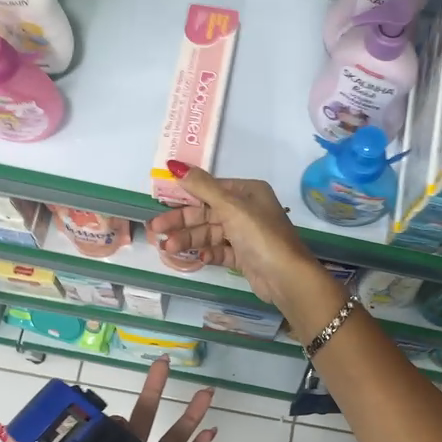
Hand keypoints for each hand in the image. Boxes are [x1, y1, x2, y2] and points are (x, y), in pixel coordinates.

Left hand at [0, 357, 217, 441]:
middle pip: (145, 418)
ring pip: (172, 437)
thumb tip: (12, 430)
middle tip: (164, 362)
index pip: (109, 426)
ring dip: (190, 415)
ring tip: (206, 392)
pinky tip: (210, 432)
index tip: (105, 407)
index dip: (109, 413)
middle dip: (155, 390)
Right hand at [146, 164, 322, 305]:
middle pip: (207, 213)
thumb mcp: (230, 206)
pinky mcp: (245, 257)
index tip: (161, 204)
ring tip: (169, 249)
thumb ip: (201, 187)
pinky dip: (208, 253)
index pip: (210, 190)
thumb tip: (174, 165)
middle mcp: (248, 210)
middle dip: (182, 223)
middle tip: (155, 231)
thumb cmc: (260, 235)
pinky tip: (199, 258)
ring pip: (211, 233)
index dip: (185, 196)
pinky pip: (220, 250)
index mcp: (248, 192)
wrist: (286, 277)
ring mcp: (247, 234)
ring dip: (190, 240)